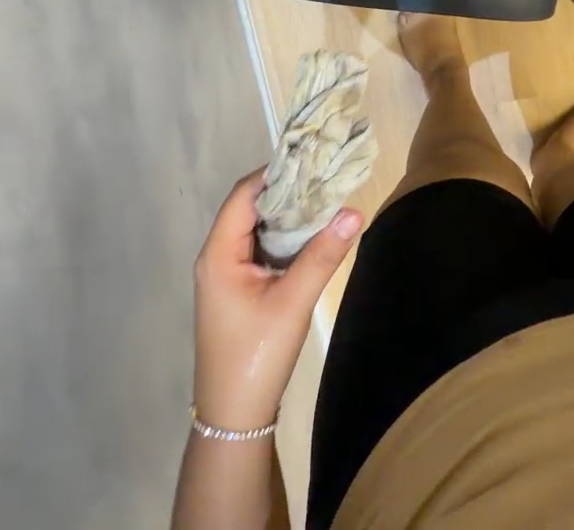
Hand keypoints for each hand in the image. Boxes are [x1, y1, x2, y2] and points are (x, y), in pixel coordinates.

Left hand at [192, 168, 362, 430]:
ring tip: (326, 195)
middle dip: (286, 190)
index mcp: (219, 253)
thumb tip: (355, 210)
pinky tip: (314, 232)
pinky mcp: (240, 289)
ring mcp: (228, 274)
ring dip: (288, 213)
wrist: (234, 414)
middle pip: (250, 207)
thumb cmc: (256, 353)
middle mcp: (218, 256)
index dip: (275, 173)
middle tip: (326, 174)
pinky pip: (262, 248)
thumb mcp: (293, 302)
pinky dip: (286, 236)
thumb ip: (323, 254)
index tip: (312, 159)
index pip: (244, 195)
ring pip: (258, 228)